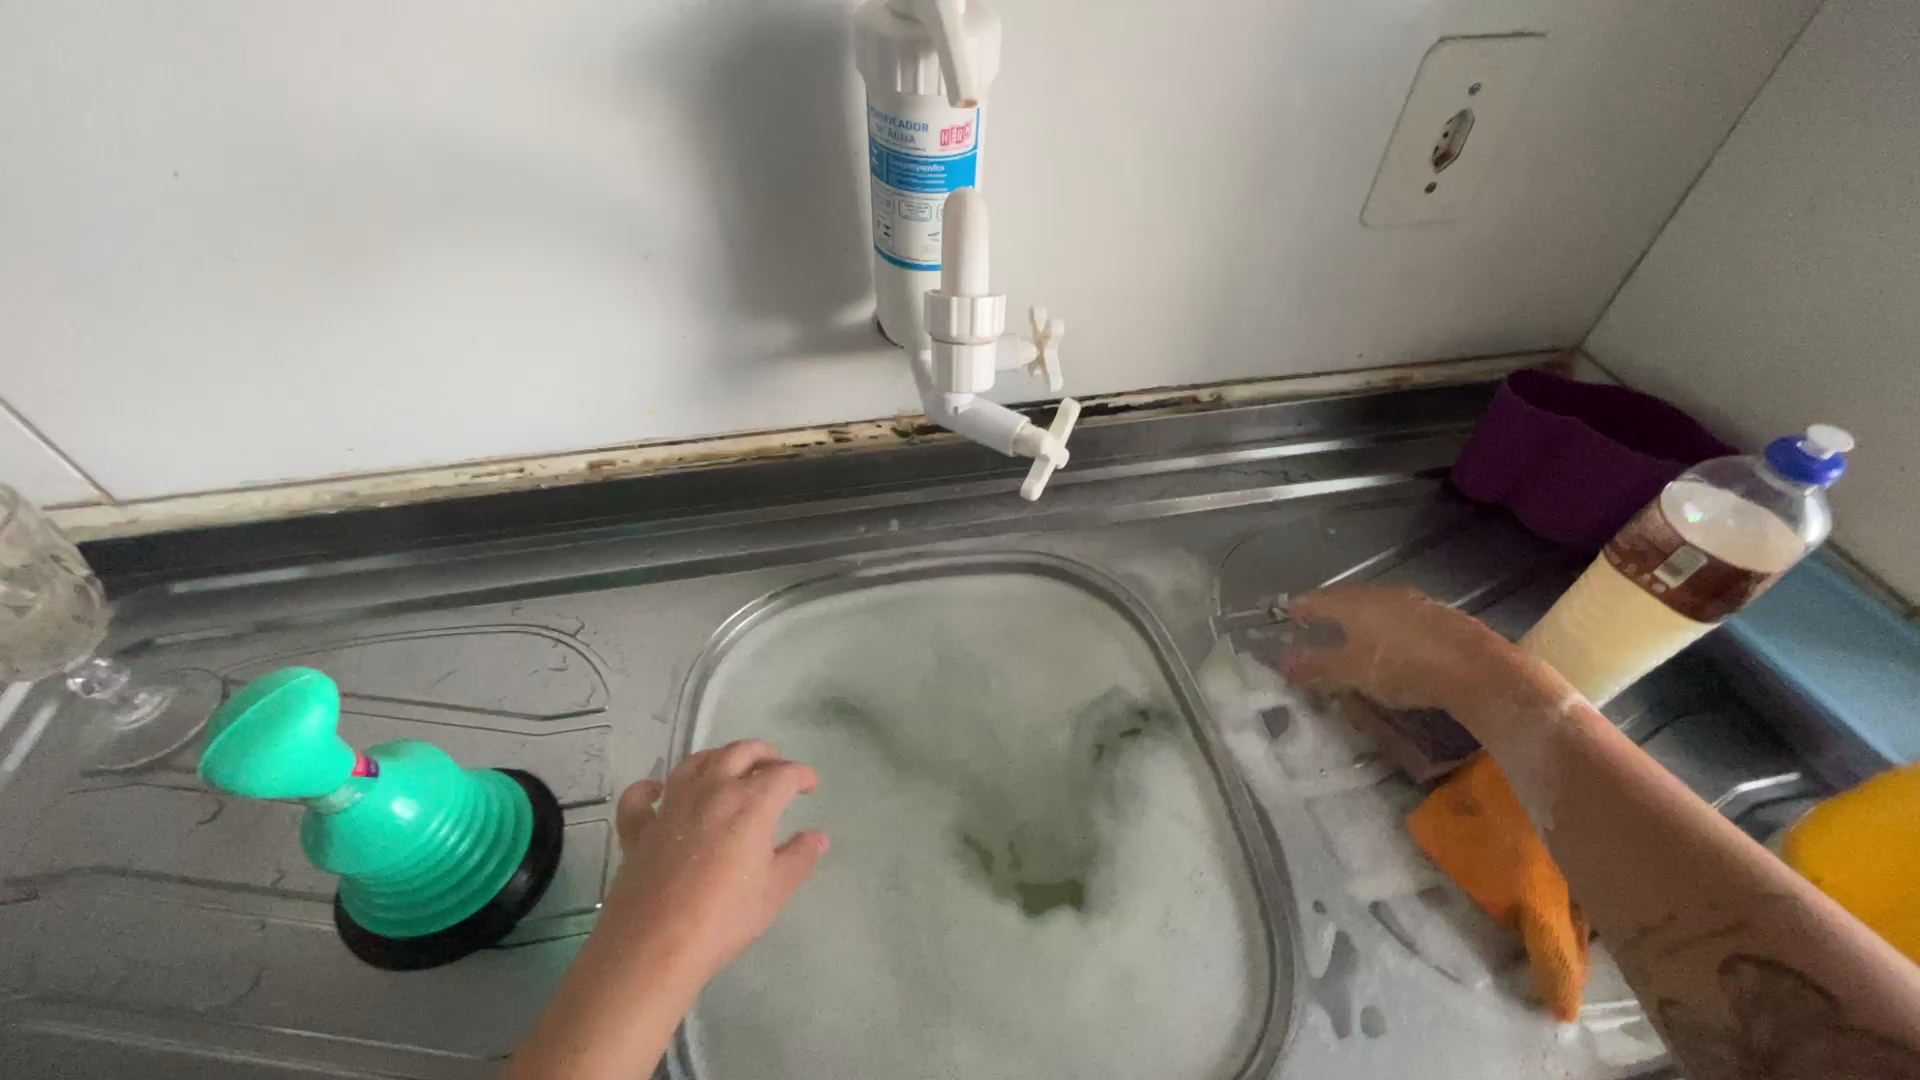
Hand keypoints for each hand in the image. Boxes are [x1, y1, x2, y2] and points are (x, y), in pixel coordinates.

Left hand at [600, 740, 828, 987]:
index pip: (784, 774)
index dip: (802, 774)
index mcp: (750, 804)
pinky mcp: (639, 829)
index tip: (811, 786)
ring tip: (730, 768)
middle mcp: (711, 791)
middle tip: (776, 766)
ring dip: (719, 757)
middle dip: (764, 754)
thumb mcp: (773, 892)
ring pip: (696, 762)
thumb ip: (799, 858)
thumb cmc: (722, 919)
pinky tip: (658, 791)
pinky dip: (650, 788)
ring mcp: (671, 806)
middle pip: (740, 753)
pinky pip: (640, 797)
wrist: (652, 948)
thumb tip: (818, 837)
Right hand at [1267, 585, 1525, 712]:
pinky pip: (1399, 617)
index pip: (1313, 599)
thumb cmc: (1402, 667)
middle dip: (1328, 615)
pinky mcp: (1438, 615)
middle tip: (1317, 633)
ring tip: (1352, 641)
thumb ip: (1314, 664)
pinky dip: (1386, 628)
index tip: (1289, 624)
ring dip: (1359, 621)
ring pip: (1373, 607)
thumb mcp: (1350, 672)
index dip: (1298, 611)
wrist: (1477, 670)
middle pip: (1343, 600)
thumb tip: (1282, 661)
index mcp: (1351, 602)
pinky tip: (1392, 647)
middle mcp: (1379, 593)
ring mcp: (1412, 601)